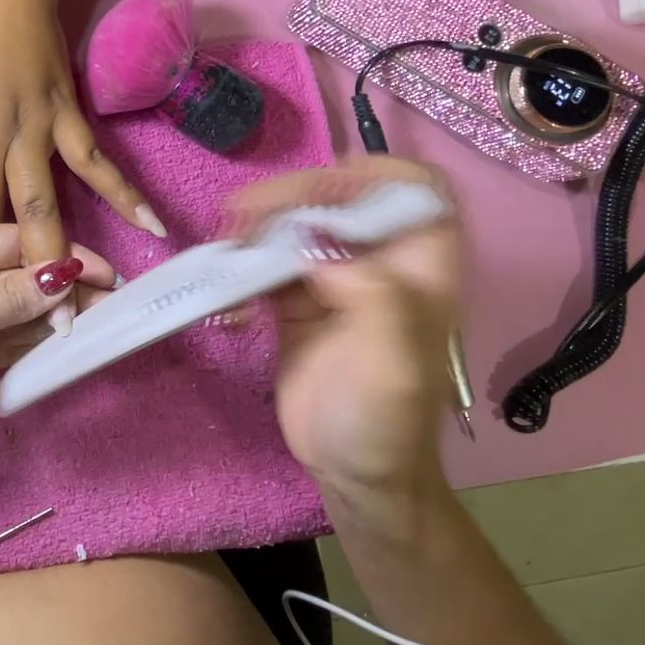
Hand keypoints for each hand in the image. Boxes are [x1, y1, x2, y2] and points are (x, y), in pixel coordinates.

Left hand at [0, 225, 114, 461]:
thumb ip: (10, 300)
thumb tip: (64, 279)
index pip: (20, 242)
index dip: (65, 256)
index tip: (109, 276)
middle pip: (25, 277)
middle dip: (68, 289)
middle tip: (116, 307)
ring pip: (22, 313)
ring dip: (57, 319)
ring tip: (103, 327)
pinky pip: (9, 343)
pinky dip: (35, 345)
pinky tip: (66, 348)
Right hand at [224, 158, 461, 499]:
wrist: (351, 471)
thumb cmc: (385, 421)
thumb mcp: (391, 363)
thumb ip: (371, 295)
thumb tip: (316, 244)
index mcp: (419, 268)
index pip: (415, 192)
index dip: (377, 174)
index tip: (325, 186)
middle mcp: (377, 263)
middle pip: (338, 199)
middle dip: (292, 197)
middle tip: (244, 215)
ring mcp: (332, 279)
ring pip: (295, 224)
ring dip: (256, 226)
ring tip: (225, 243)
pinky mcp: (294, 299)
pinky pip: (264, 262)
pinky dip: (240, 265)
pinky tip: (225, 286)